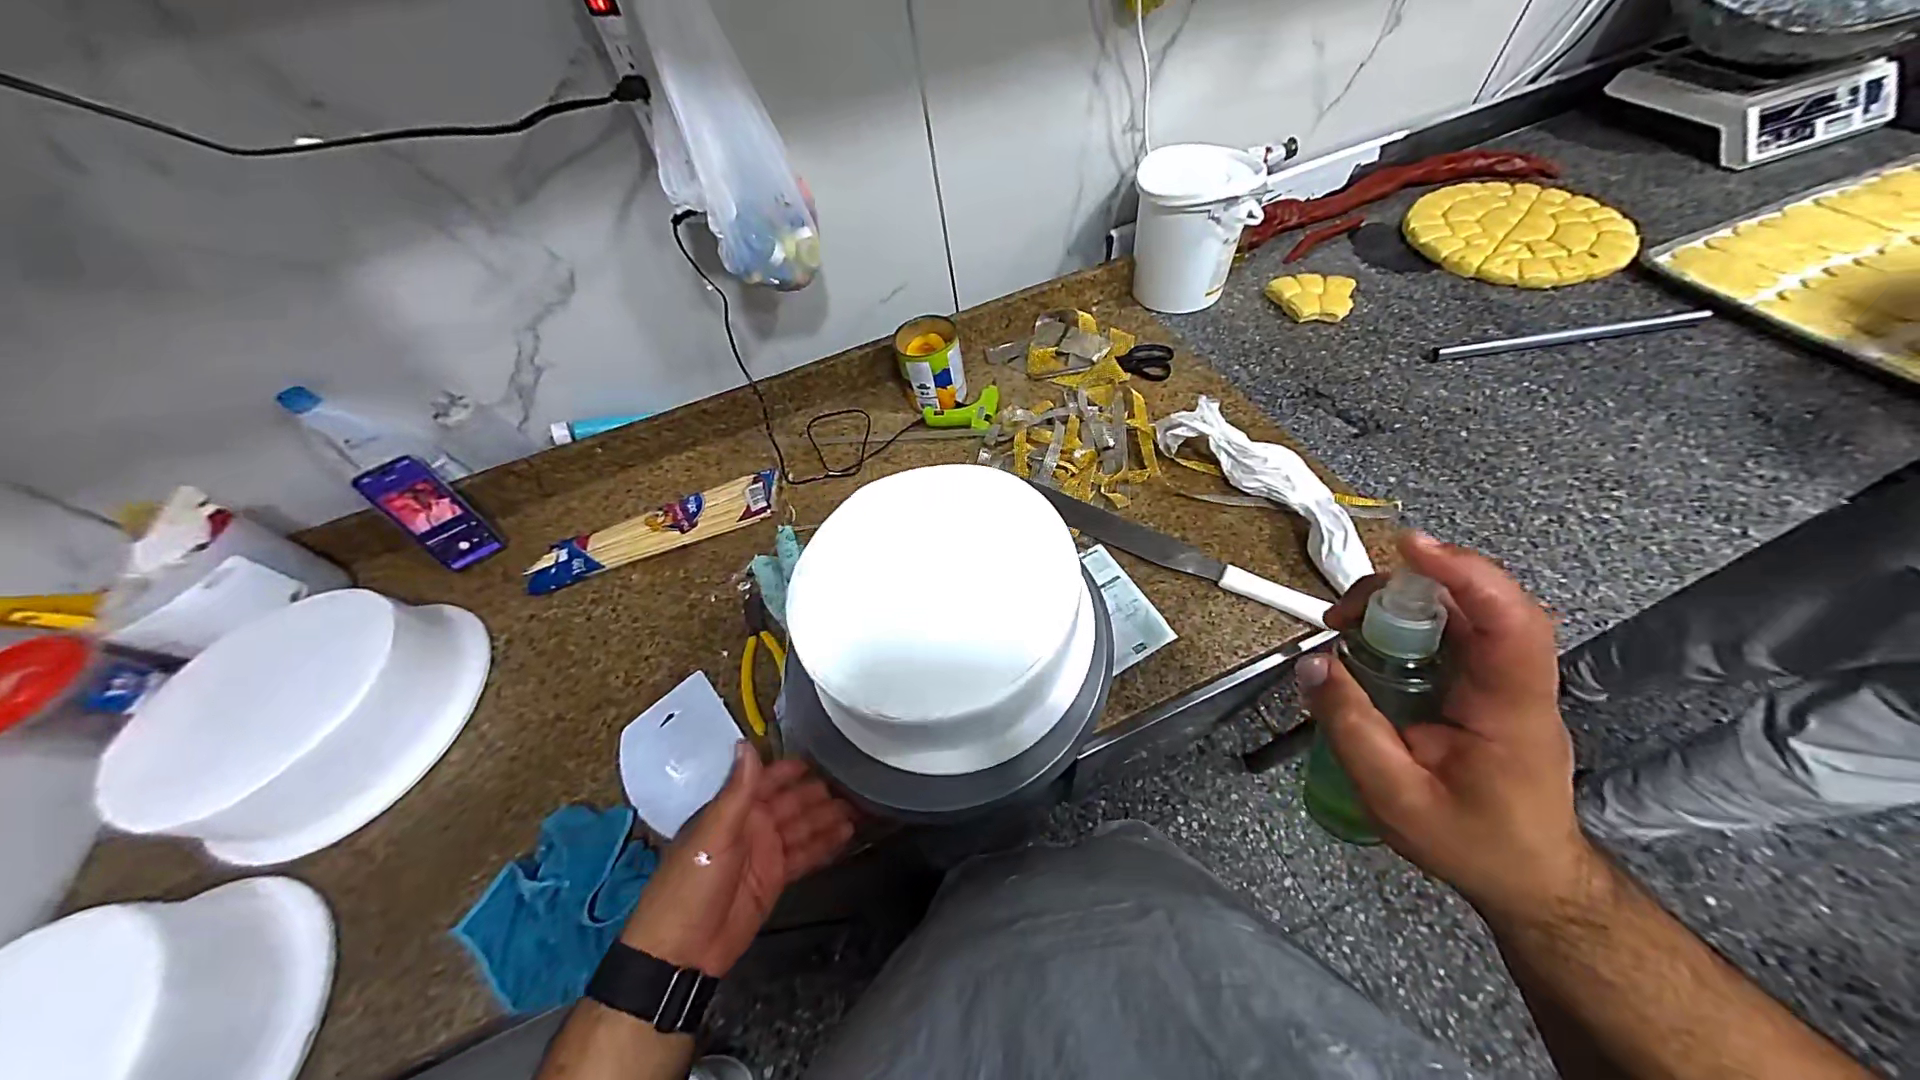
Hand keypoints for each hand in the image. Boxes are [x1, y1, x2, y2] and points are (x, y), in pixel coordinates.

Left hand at [620, 744, 857, 976]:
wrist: (681, 953)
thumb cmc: (689, 887)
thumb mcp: (713, 834)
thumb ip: (737, 791)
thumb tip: (746, 744)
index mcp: (733, 811)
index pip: (767, 781)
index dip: (791, 770)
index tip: (818, 759)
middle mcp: (751, 827)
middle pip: (792, 804)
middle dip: (819, 793)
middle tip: (851, 782)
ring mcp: (764, 854)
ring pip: (803, 828)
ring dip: (828, 817)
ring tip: (858, 806)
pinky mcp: (774, 880)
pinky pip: (804, 856)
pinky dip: (824, 845)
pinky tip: (845, 835)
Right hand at [1298, 532, 1599, 919]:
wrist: (1532, 877)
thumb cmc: (1473, 843)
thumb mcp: (1393, 795)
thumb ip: (1350, 726)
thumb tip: (1314, 662)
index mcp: (1511, 710)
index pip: (1511, 624)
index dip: (1467, 575)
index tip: (1413, 547)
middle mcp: (1516, 683)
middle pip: (1477, 605)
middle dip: (1405, 588)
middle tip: (1343, 613)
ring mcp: (1502, 681)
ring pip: (1459, 614)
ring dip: (1398, 605)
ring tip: (1344, 625)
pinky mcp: (1484, 685)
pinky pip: (1447, 635)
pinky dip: (1402, 625)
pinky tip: (1367, 641)